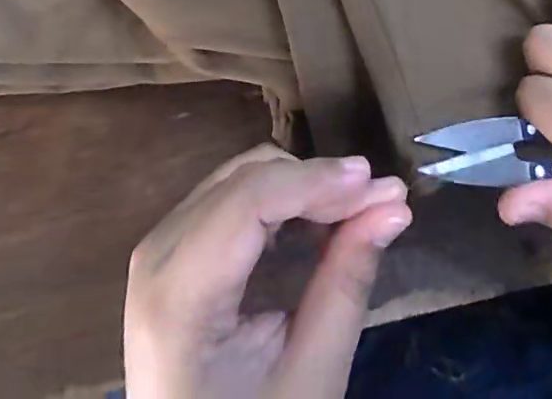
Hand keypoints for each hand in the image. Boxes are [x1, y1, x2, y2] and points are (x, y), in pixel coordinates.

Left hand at [124, 144, 411, 398]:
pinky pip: (230, 194)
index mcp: (177, 297)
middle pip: (246, 180)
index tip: (378, 183)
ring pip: (241, 177)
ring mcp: (159, 247)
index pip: (249, 201)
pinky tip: (314, 220)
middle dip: (317, 182)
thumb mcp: (309, 374)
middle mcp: (156, 255)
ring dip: (301, 185)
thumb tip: (395, 205)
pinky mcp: (170, 247)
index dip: (316, 181)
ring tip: (353, 211)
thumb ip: (348, 282)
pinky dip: (280, 197)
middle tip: (378, 199)